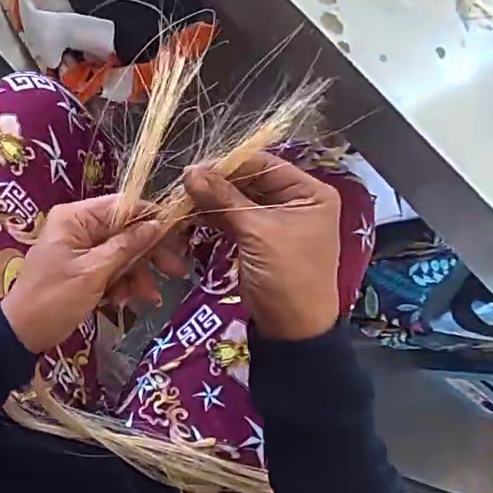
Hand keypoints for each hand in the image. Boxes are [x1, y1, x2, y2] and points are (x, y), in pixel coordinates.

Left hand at [0, 195, 179, 353]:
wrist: (22, 335)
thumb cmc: (53, 298)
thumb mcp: (93, 272)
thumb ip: (126, 246)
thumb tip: (158, 225)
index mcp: (76, 217)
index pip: (123, 206)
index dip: (152, 218)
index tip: (179, 234)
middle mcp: (80, 226)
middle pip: (127, 230)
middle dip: (150, 252)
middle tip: (177, 270)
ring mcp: (82, 248)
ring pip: (124, 252)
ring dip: (138, 275)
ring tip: (148, 297)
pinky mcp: (85, 269)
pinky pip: (113, 269)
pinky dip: (123, 284)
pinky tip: (124, 302)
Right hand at [182, 152, 341, 340]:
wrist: (292, 329)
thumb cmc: (288, 275)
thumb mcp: (258, 232)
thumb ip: (224, 199)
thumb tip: (189, 172)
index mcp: (309, 192)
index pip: (266, 165)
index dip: (231, 163)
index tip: (195, 165)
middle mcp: (295, 201)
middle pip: (250, 181)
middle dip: (217, 182)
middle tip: (183, 183)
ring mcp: (274, 221)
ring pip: (237, 199)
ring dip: (211, 199)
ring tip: (182, 198)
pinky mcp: (257, 239)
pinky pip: (232, 218)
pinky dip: (213, 216)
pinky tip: (191, 213)